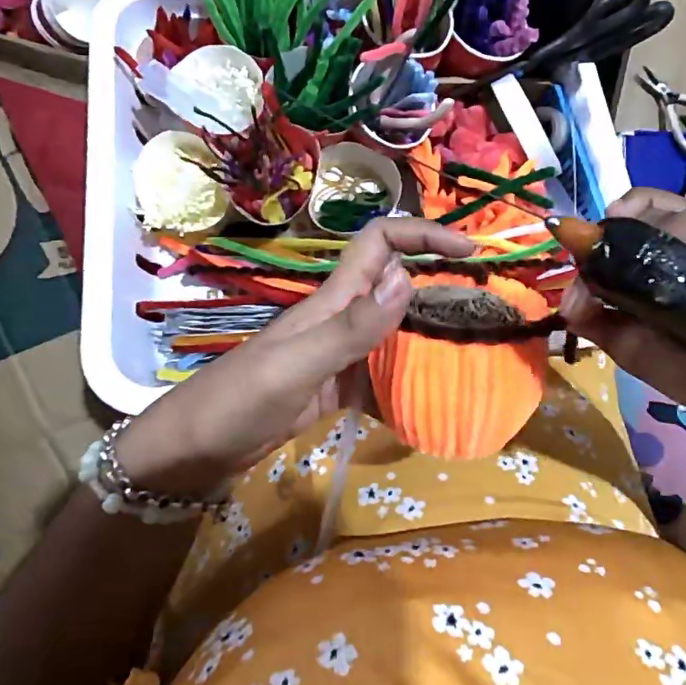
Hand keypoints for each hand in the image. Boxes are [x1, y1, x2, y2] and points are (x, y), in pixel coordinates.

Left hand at [115, 217, 474, 489]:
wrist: (193, 451)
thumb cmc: (237, 400)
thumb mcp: (295, 365)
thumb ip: (351, 328)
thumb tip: (407, 279)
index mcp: (334, 299)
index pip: (382, 243)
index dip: (423, 233)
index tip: (469, 248)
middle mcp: (345, 317)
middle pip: (401, 283)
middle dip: (444, 284)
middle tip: (492, 307)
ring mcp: (344, 354)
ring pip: (401, 329)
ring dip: (436, 334)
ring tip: (480, 351)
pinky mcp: (342, 387)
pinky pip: (389, 373)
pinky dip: (415, 381)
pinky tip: (440, 399)